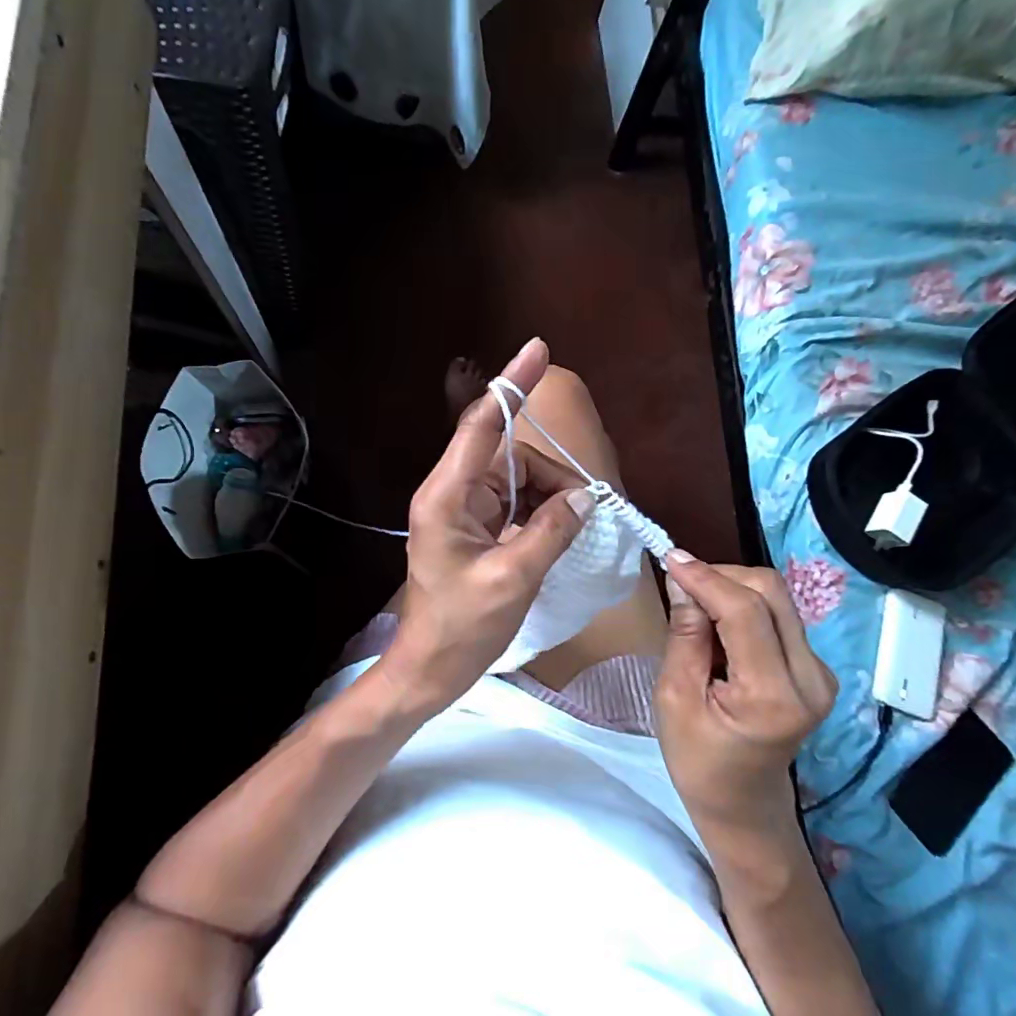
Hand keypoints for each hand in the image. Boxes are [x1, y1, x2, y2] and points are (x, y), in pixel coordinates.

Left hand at [378, 339, 593, 713]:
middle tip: (581, 511)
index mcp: (447, 495)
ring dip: (547, 497)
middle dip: (549, 476)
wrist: (431, 666)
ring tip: (564, 533)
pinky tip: (552, 536)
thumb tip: (584, 497)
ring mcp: (461, 509)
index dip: (511, 386)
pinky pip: (512, 502)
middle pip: (509, 454)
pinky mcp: (472, 526)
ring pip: (515, 479)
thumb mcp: (514, 578)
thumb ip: (551, 530)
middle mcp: (451, 491)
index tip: (538, 350)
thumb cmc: (462, 627)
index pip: (481, 424)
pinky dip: (538, 512)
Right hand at [655, 556, 838, 846]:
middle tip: (680, 581)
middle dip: (722, 575)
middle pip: (772, 593)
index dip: (707, 577)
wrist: (742, 804)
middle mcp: (811, 677)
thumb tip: (682, 579)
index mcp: (774, 695)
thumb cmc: (698, 760)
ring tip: (694, 606)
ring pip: (777, 598)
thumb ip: (685, 636)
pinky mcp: (815, 667)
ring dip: (731, 587)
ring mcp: (819, 672)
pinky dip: (742, 604)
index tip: (670, 557)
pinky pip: (778, 615)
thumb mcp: (674, 698)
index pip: (746, 612)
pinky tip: (716, 623)